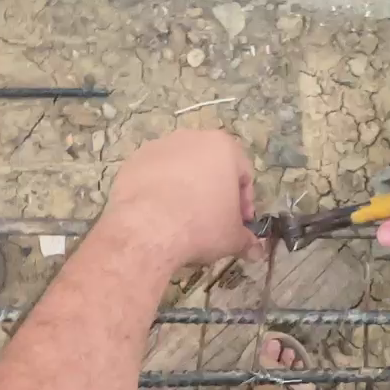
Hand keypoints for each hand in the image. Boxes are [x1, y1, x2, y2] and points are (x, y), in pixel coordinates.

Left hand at [99, 130, 258, 268]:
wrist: (148, 228)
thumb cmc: (202, 225)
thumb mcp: (232, 238)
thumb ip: (246, 240)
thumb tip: (256, 251)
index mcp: (223, 147)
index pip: (243, 174)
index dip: (244, 203)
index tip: (240, 225)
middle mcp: (191, 138)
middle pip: (209, 167)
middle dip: (213, 194)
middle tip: (212, 222)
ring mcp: (158, 147)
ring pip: (179, 170)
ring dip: (185, 191)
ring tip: (182, 221)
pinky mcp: (132, 162)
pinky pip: (153, 178)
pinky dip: (158, 193)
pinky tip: (158, 217)